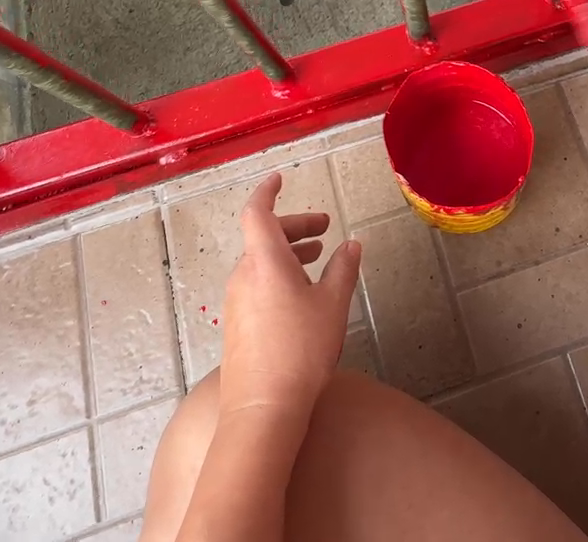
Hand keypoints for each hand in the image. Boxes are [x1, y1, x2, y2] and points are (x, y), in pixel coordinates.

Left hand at [217, 174, 362, 415]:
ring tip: (318, 257)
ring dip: (288, 252)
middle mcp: (244, 276)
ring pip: (260, 262)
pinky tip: (302, 293)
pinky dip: (279, 274)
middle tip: (324, 227)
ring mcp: (236, 302)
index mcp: (264, 262)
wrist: (262, 409)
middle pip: (263, 237)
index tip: (280, 179)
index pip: (257, 213)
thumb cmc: (301, 349)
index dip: (268, 192)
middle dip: (294, 226)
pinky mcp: (238, 325)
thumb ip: (343, 269)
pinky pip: (257, 284)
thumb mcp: (333, 304)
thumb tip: (351, 244)